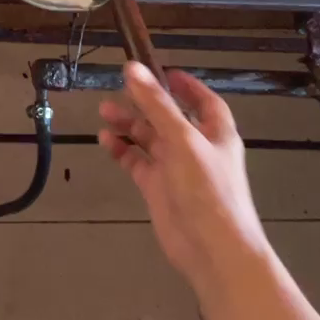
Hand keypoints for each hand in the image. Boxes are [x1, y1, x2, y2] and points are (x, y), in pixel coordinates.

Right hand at [98, 63, 271, 284]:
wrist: (213, 251)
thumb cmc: (208, 190)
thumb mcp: (183, 140)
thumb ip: (156, 105)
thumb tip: (133, 68)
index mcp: (215, 134)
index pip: (204, 102)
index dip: (186, 87)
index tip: (161, 71)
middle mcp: (196, 148)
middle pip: (169, 117)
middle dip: (146, 102)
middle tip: (120, 89)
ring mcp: (175, 169)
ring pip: (149, 138)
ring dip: (129, 124)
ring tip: (104, 112)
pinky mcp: (157, 187)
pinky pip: (136, 161)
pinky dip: (121, 149)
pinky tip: (105, 140)